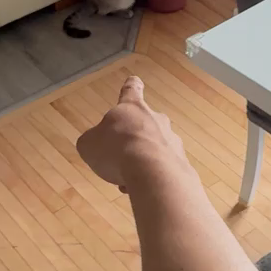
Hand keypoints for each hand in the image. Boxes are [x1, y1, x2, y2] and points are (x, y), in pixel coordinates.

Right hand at [77, 76, 187, 191]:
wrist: (152, 171)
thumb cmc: (116, 150)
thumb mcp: (89, 145)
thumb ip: (93, 142)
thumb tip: (97, 146)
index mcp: (131, 108)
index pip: (131, 91)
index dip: (131, 86)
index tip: (134, 81)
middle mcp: (156, 119)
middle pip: (144, 124)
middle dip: (132, 139)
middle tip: (118, 158)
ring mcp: (172, 140)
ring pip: (152, 150)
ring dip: (139, 163)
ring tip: (125, 180)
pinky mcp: (181, 161)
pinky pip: (161, 169)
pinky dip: (150, 178)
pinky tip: (140, 189)